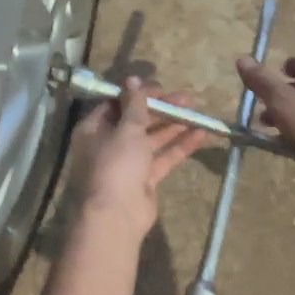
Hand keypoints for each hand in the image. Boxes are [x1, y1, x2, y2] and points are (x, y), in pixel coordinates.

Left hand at [68, 77, 206, 233]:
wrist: (117, 215)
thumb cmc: (116, 164)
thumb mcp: (127, 129)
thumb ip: (134, 105)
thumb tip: (132, 79)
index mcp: (94, 129)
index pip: (117, 105)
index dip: (140, 94)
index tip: (162, 88)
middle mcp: (108, 144)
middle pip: (137, 121)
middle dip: (162, 110)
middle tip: (188, 99)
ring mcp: (127, 164)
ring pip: (152, 140)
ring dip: (174, 126)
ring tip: (198, 114)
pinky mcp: (144, 180)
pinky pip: (162, 158)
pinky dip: (179, 147)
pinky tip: (200, 135)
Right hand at [236, 56, 294, 187]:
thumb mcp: (282, 100)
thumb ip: (262, 81)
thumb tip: (241, 58)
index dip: (285, 68)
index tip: (269, 77)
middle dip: (279, 98)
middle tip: (259, 107)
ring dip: (284, 119)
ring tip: (263, 129)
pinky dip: (294, 136)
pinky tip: (281, 147)